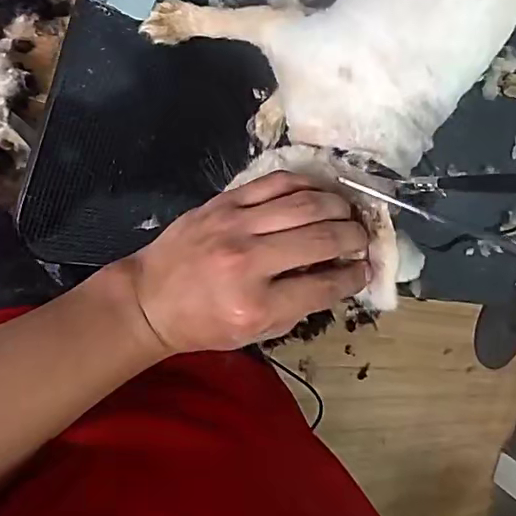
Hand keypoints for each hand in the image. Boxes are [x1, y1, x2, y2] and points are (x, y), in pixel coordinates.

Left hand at [119, 172, 369, 353]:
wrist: (149, 299)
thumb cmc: (204, 323)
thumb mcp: (255, 332)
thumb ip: (300, 305)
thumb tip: (340, 273)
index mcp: (256, 306)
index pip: (323, 285)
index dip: (354, 275)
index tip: (366, 268)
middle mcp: (247, 262)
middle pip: (321, 238)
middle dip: (353, 237)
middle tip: (363, 237)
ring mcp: (234, 225)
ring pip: (304, 204)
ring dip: (337, 206)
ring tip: (348, 213)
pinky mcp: (224, 202)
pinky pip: (277, 182)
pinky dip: (307, 184)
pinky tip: (320, 192)